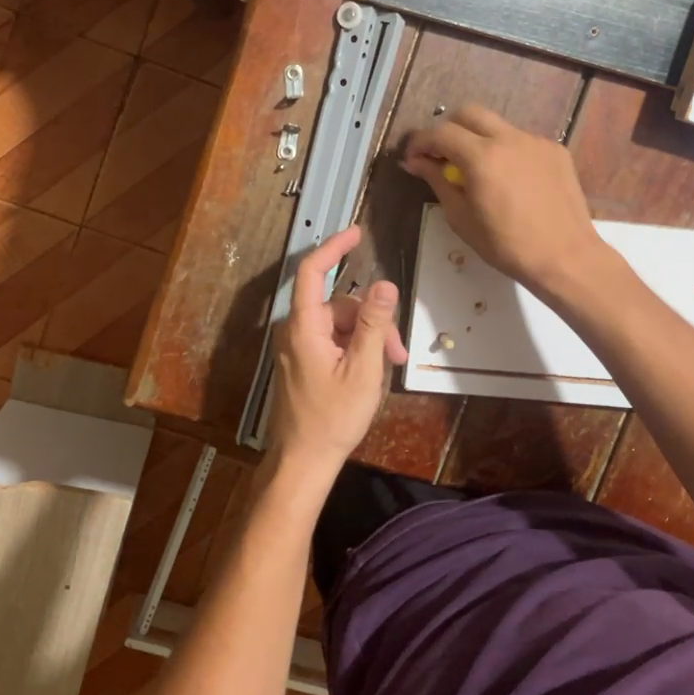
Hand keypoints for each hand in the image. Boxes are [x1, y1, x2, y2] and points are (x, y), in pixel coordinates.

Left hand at [267, 225, 407, 474]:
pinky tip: (371, 374)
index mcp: (303, 326)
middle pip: (338, 304)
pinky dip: (355, 351)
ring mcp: (297, 347)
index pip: (313, 271)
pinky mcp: (302, 362)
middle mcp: (295, 330)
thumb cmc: (333, 417)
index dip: (334, 247)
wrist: (303, 460)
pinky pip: (332, 342)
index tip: (357, 233)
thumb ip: (374, 325)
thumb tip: (385, 283)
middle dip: (372, 321)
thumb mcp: (363, 369)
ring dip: (368, 339)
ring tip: (388, 368)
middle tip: (398, 353)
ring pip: (340, 325)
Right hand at [403, 104, 604, 297]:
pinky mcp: (556, 151)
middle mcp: (509, 138)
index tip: (412, 159)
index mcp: (481, 156)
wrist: (564, 257)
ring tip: (479, 171)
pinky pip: (522, 142)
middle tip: (442, 156)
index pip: (441, 133)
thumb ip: (438, 182)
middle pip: (469, 113)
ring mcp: (536, 142)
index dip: (420, 143)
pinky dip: (507, 152)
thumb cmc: (506, 245)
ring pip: (498, 126)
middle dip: (449, 129)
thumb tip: (417, 162)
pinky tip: (511, 181)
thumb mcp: (461, 218)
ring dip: (480, 140)